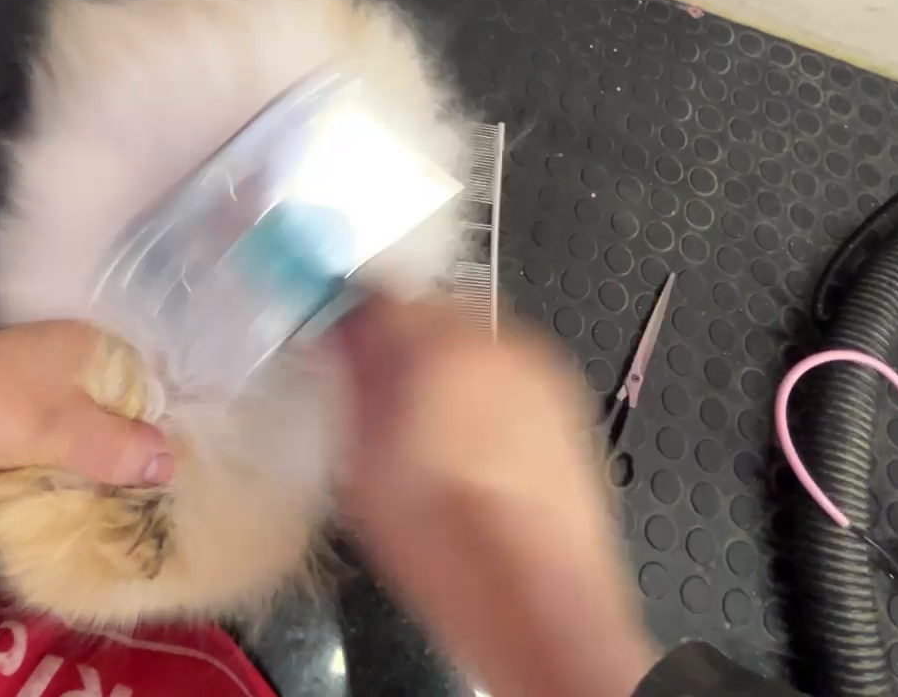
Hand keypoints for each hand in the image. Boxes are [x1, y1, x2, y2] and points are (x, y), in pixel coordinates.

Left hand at [0, 322, 173, 485]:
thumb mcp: (59, 429)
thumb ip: (117, 447)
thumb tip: (172, 466)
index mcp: (92, 342)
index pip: (150, 378)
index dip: (164, 420)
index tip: (174, 465)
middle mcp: (75, 355)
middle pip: (123, 403)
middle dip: (134, 444)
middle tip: (154, 489)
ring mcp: (46, 381)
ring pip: (93, 422)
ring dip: (103, 456)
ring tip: (126, 496)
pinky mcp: (23, 409)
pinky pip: (66, 435)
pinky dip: (76, 459)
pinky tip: (87, 487)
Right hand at [331, 296, 655, 696]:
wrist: (539, 600)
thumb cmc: (442, 547)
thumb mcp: (362, 467)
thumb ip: (349, 384)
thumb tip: (336, 338)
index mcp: (429, 351)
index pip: (374, 297)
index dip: (348, 316)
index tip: (336, 338)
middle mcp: (487, 341)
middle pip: (424, 308)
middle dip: (396, 336)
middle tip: (379, 381)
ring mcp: (531, 363)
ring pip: (467, 333)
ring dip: (440, 356)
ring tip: (430, 415)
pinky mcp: (561, 391)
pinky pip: (506, 362)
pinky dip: (482, 379)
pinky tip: (475, 431)